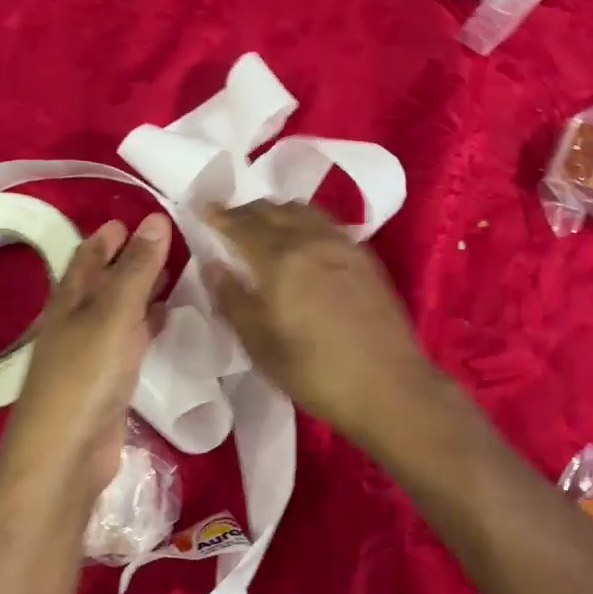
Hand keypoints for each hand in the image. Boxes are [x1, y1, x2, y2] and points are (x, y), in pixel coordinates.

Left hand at [3, 214, 170, 499]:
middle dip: (128, 261)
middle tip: (164, 242)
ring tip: (173, 276)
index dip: (108, 237)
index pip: (87, 257)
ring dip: (140, 293)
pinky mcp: (105, 384)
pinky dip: (147, 326)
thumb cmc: (85, 376)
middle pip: (101, 283)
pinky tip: (166, 325)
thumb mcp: (115, 314)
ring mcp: (88, 355)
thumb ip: (138, 269)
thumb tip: (155, 219)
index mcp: (69, 301)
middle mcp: (75, 323)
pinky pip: (129, 342)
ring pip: (117, 312)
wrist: (64, 457)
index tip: (132, 218)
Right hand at [204, 202, 441, 444]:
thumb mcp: (260, 345)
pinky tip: (301, 241)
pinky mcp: (365, 257)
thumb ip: (233, 300)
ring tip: (263, 226)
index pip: (242, 224)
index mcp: (281, 259)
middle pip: (272, 210)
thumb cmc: (316, 372)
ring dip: (276, 212)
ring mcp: (343, 245)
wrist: (390, 386)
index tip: (202, 208)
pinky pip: (325, 223)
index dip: (219, 214)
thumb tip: (214, 266)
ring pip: (303, 211)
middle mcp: (312, 239)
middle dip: (245, 211)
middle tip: (227, 219)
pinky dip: (303, 221)